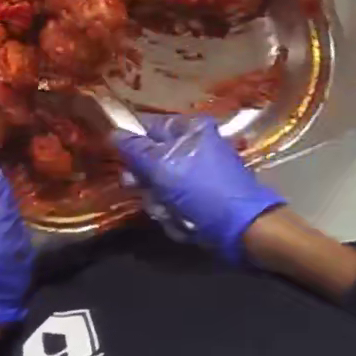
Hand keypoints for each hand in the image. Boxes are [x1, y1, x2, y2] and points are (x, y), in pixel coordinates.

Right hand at [113, 114, 286, 261]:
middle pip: (150, 160)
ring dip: (158, 202)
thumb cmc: (200, 190)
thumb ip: (134, 149)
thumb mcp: (161, 166)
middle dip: (146, 181)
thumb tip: (113, 132)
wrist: (243, 228)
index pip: (146, 127)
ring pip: (158, 185)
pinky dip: (173, 214)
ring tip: (171, 212)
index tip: (124, 164)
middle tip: (146, 192)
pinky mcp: (201, 197)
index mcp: (189, 128)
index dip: (131, 146)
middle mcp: (195, 146)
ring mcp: (198, 173)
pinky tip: (182, 221)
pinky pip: (173, 203)